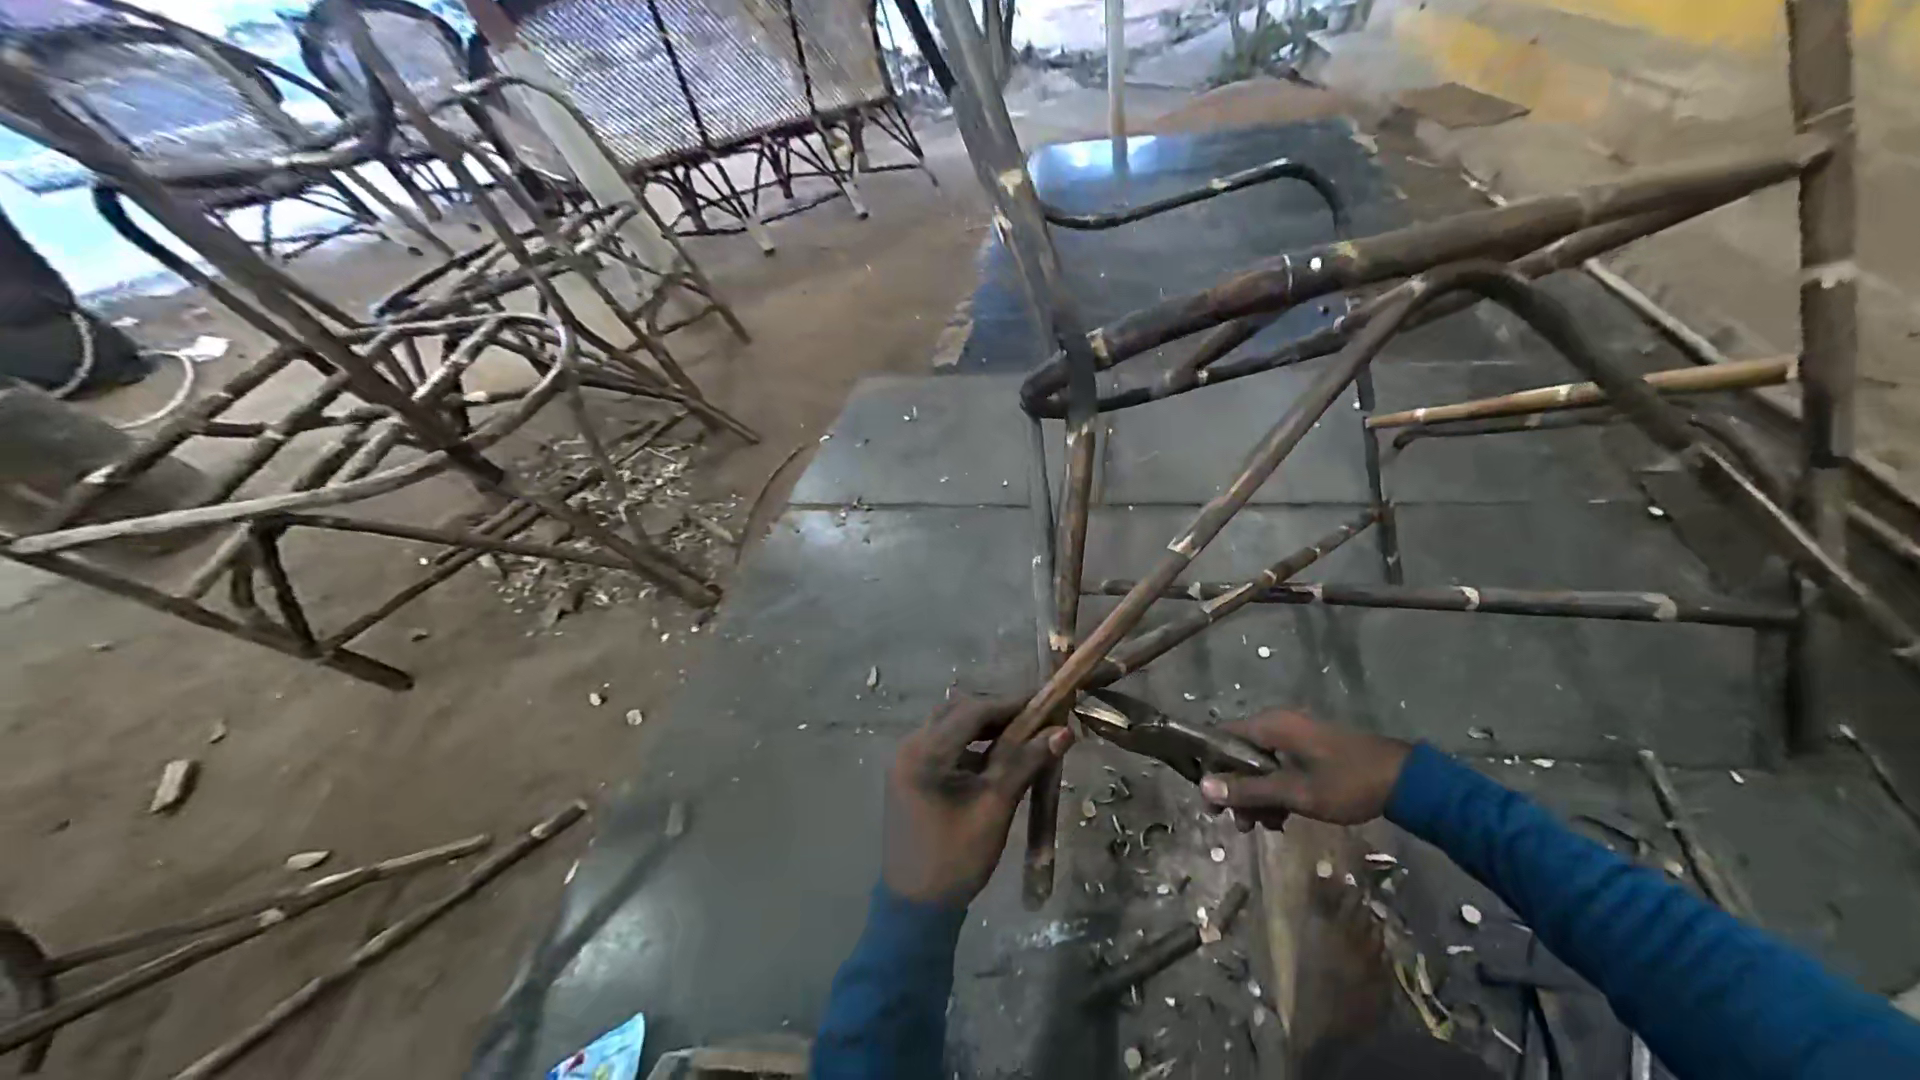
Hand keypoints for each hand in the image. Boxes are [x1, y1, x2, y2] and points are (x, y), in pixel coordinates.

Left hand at [882, 696, 1074, 904]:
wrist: (916, 907)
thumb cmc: (956, 858)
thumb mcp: (995, 807)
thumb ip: (1026, 763)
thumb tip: (1063, 731)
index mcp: (924, 752)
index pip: (971, 711)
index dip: (1010, 705)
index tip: (1044, 704)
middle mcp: (909, 747)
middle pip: (957, 712)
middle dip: (996, 713)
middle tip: (1034, 721)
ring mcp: (905, 761)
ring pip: (948, 727)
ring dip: (982, 728)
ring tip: (1020, 736)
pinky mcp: (909, 775)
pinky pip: (941, 746)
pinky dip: (968, 745)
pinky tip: (994, 758)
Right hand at [1198, 710, 1411, 830]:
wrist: (1407, 781)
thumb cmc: (1347, 782)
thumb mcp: (1294, 792)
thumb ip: (1249, 790)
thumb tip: (1204, 787)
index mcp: (1269, 725)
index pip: (1220, 737)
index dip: (1209, 766)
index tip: (1211, 799)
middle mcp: (1276, 724)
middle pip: (1239, 754)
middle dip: (1237, 789)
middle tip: (1241, 824)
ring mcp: (1294, 735)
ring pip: (1259, 764)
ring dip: (1257, 795)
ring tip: (1264, 826)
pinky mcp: (1309, 748)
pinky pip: (1278, 766)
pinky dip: (1275, 790)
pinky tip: (1282, 818)